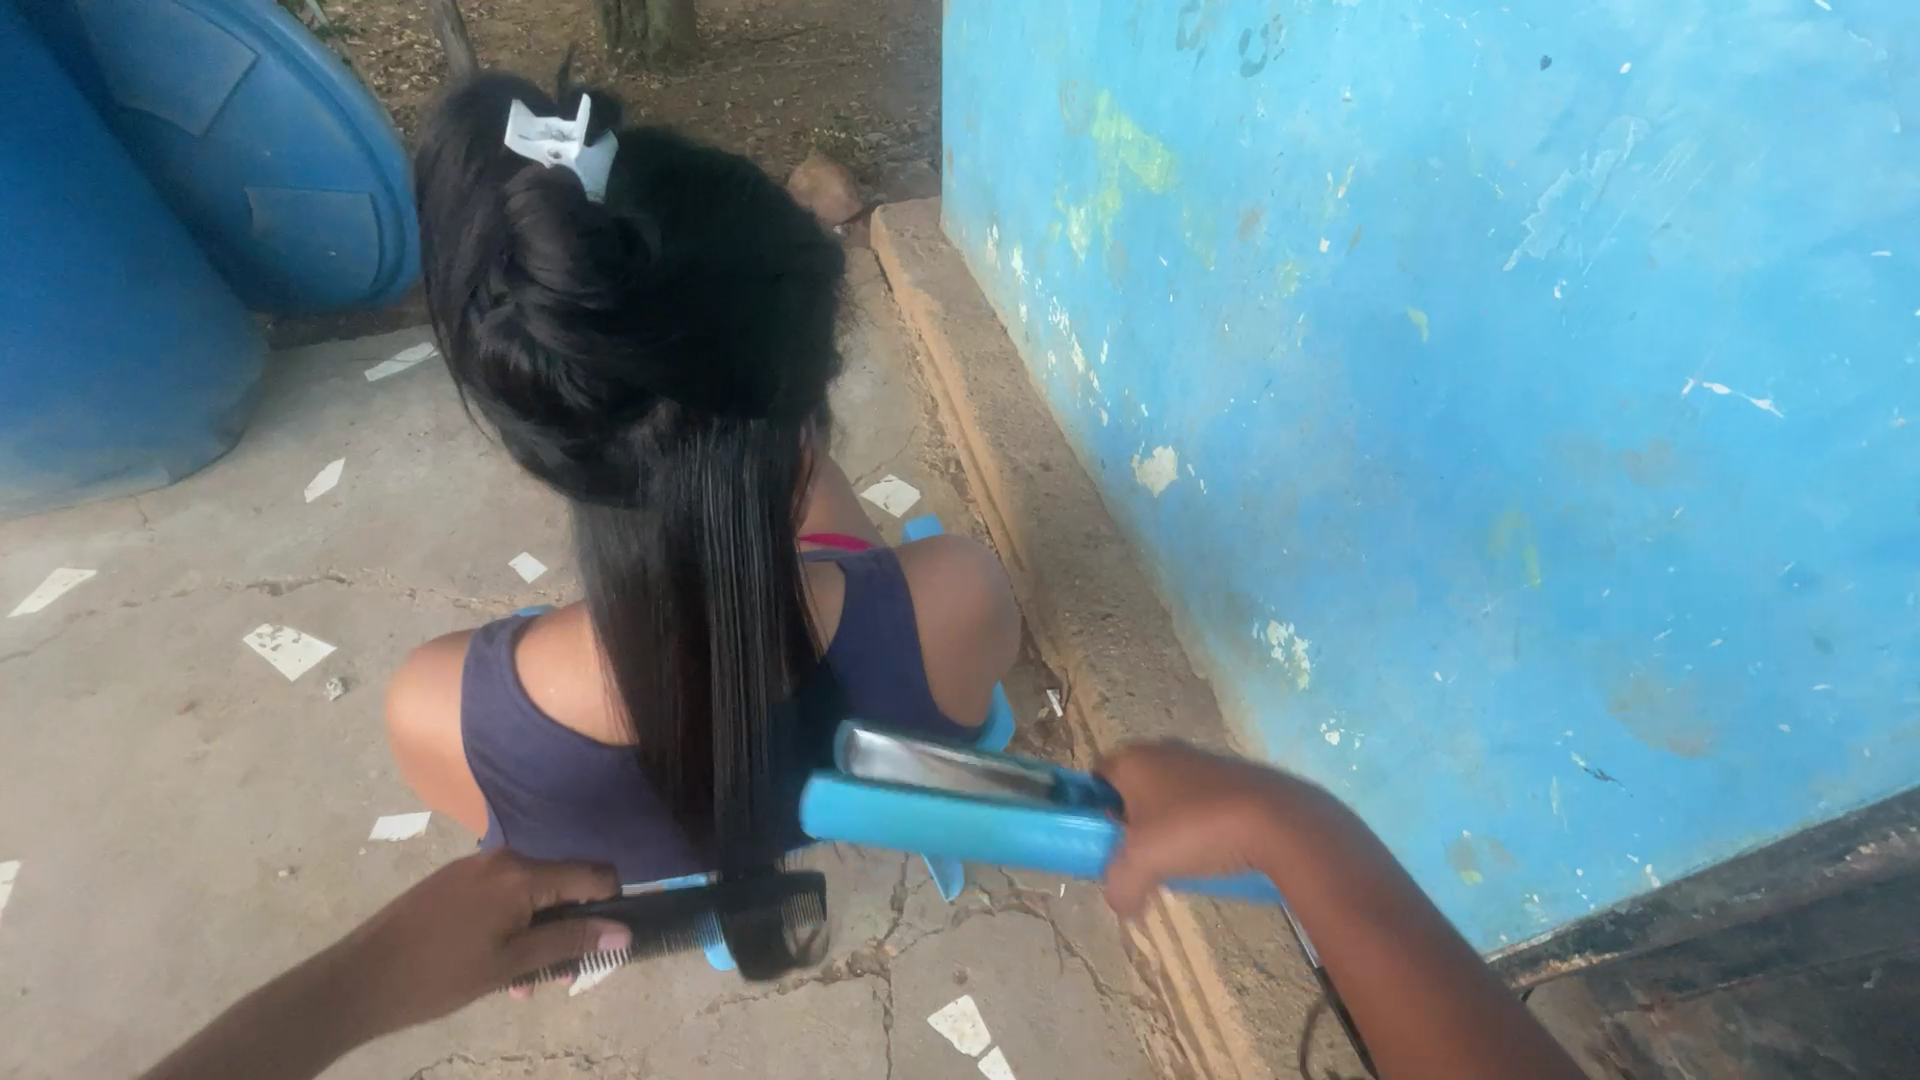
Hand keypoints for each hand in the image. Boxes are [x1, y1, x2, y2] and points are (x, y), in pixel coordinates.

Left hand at [336, 849, 629, 1035]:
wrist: (350, 983)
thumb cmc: (435, 978)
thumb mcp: (508, 966)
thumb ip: (569, 943)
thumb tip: (623, 931)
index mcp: (523, 874)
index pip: (592, 875)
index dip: (609, 904)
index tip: (607, 938)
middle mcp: (505, 857)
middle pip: (561, 884)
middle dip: (569, 927)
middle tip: (559, 974)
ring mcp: (477, 865)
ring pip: (531, 892)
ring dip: (538, 930)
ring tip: (523, 980)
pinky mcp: (455, 879)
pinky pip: (503, 892)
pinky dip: (512, 922)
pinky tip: (496, 961)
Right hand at [1097, 740, 1332, 916]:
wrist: (1275, 821)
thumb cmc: (1194, 830)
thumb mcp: (1142, 865)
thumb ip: (1119, 885)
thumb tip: (1119, 903)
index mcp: (1132, 760)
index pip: (1096, 778)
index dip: (1095, 809)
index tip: (1107, 840)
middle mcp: (1162, 751)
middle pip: (1132, 788)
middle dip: (1133, 822)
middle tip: (1140, 857)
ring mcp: (1200, 760)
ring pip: (1168, 796)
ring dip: (1168, 826)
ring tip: (1180, 862)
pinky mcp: (1232, 776)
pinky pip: (1201, 801)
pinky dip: (1200, 825)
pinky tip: (1212, 854)